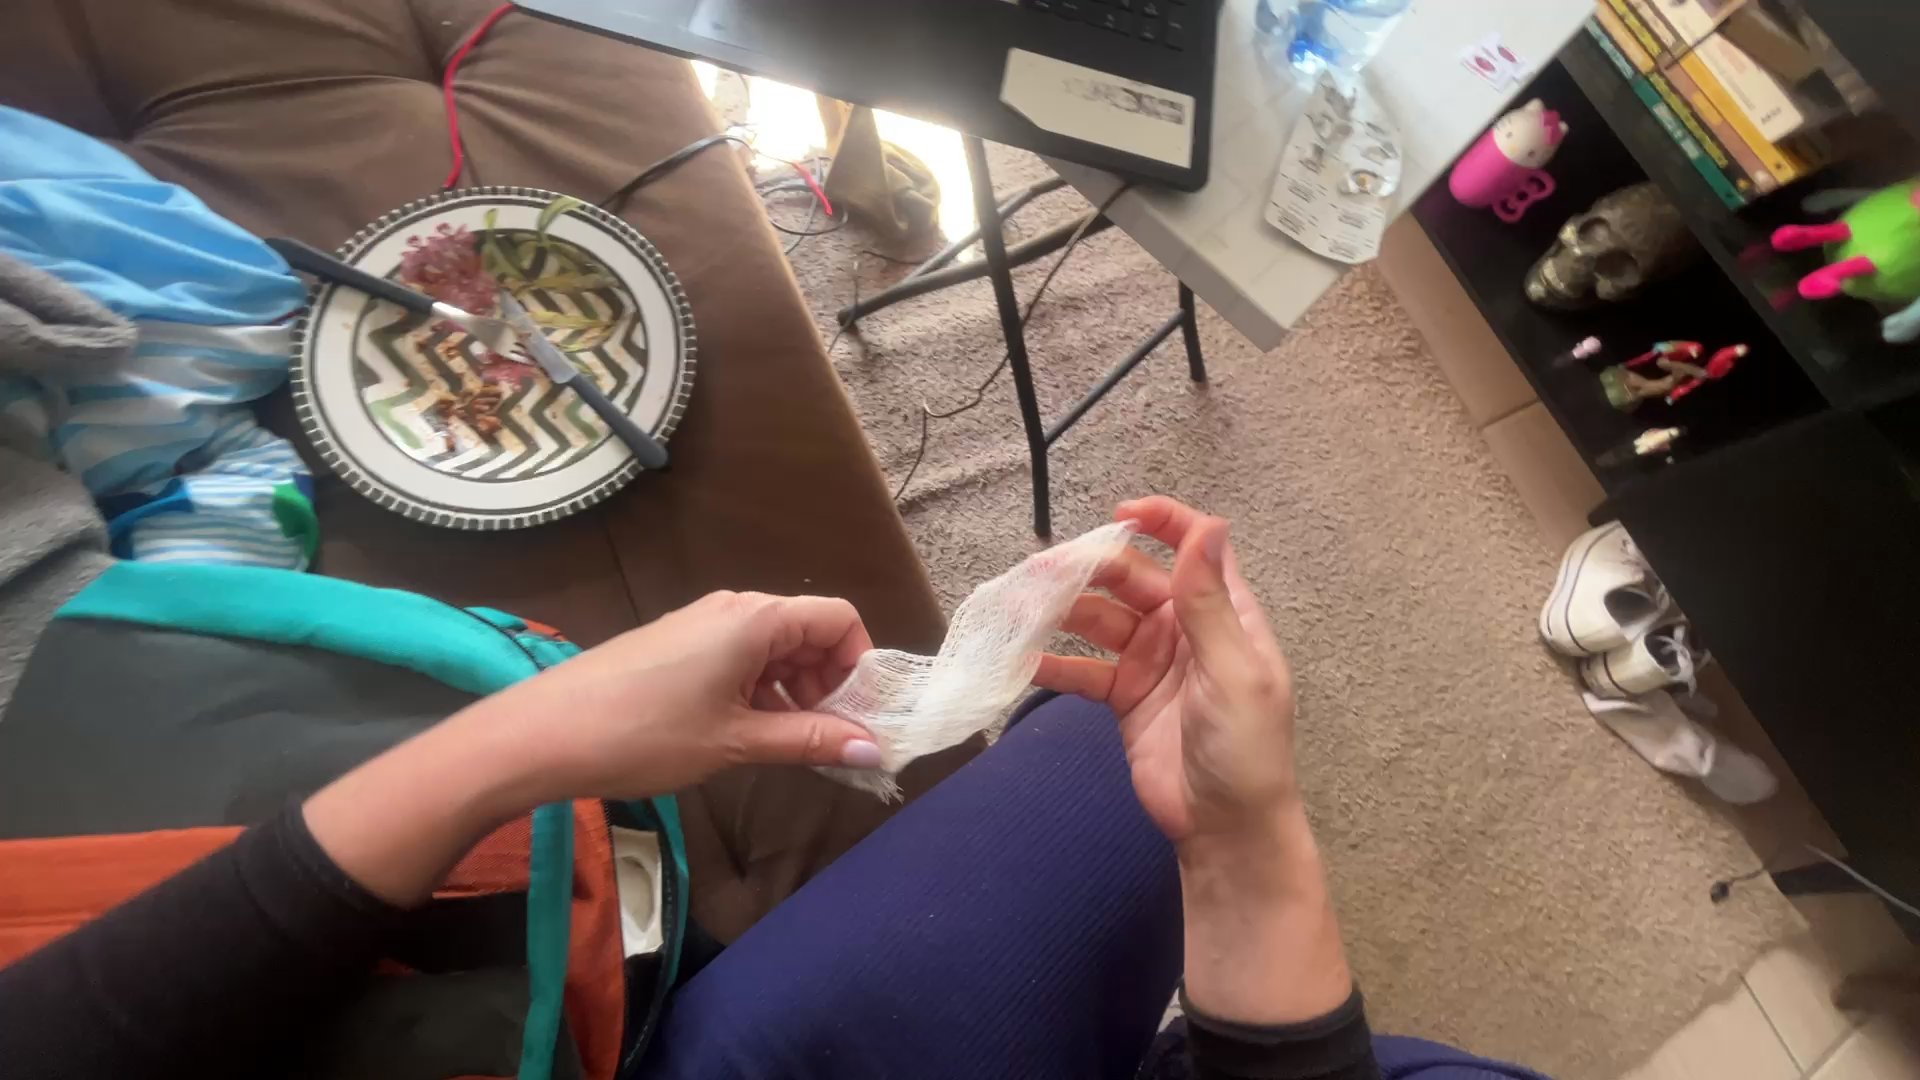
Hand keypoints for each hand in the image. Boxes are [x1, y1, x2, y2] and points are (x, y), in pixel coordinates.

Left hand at [461, 590, 884, 803]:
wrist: (539, 734)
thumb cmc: (646, 732)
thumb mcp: (736, 741)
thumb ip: (810, 740)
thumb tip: (875, 748)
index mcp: (757, 618)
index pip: (839, 618)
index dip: (860, 663)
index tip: (860, 714)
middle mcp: (736, 608)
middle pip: (810, 631)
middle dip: (830, 681)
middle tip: (827, 735)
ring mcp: (705, 622)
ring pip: (777, 646)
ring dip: (796, 689)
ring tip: (788, 740)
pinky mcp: (682, 641)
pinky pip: (743, 654)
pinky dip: (762, 687)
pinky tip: (749, 728)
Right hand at [1034, 496, 1299, 847]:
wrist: (1223, 829)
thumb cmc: (1246, 750)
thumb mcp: (1235, 674)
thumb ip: (1210, 604)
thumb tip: (1207, 527)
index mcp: (1221, 613)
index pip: (1194, 545)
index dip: (1161, 521)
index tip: (1118, 516)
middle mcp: (1181, 626)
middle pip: (1130, 578)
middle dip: (1087, 570)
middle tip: (1039, 573)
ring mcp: (1148, 658)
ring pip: (1097, 618)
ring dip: (1059, 613)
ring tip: (1018, 612)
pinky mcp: (1121, 693)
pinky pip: (1082, 668)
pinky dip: (1052, 664)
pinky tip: (1020, 662)